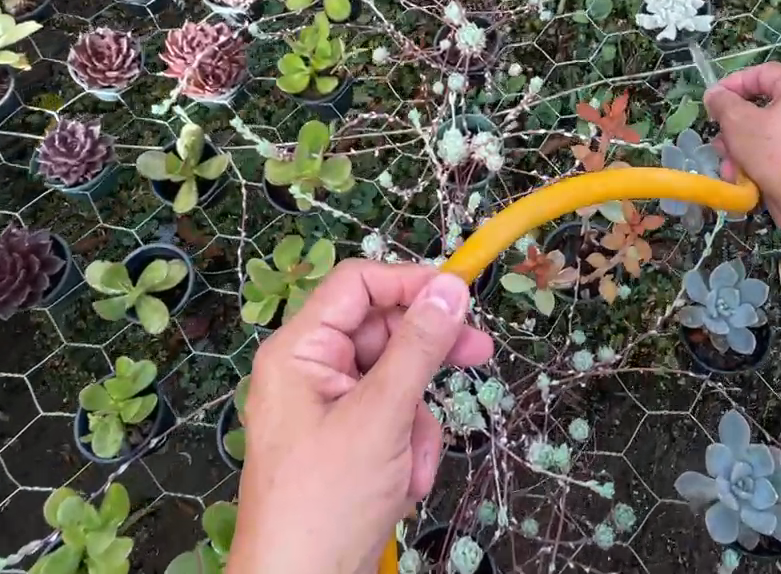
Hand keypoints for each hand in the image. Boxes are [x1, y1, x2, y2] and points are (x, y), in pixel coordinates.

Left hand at [229, 261, 493, 573]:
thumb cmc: (330, 499)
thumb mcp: (382, 415)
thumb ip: (419, 345)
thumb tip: (451, 286)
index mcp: (301, 350)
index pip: (358, 285)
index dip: (408, 281)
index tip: (459, 292)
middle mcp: (312, 370)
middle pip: (383, 332)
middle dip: (425, 358)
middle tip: (480, 353)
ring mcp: (330, 408)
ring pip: (395, 379)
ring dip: (416, 420)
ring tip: (412, 464)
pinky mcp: (348, 443)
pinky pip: (392, 418)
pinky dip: (408, 447)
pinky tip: (403, 485)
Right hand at [704, 62, 780, 237]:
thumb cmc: (776, 157)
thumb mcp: (738, 123)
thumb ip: (723, 102)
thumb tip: (715, 94)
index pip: (764, 73)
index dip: (733, 83)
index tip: (713, 101)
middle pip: (768, 105)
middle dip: (737, 125)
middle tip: (720, 139)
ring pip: (776, 131)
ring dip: (747, 145)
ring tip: (730, 166)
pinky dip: (768, 158)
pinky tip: (749, 177)